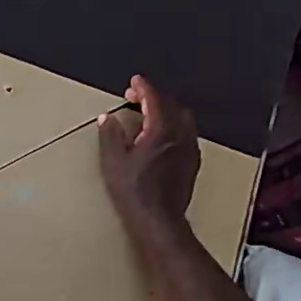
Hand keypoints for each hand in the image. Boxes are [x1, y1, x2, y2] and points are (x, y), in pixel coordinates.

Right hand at [97, 75, 201, 243]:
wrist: (158, 220)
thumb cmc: (134, 191)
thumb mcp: (113, 161)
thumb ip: (111, 135)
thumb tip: (108, 118)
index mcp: (161, 131)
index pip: (155, 99)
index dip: (144, 87)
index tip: (134, 81)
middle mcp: (181, 136)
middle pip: (172, 105)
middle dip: (154, 96)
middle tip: (136, 96)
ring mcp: (190, 150)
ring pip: (183, 119)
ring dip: (166, 110)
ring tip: (149, 113)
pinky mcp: (192, 163)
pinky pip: (187, 133)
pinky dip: (174, 125)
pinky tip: (161, 135)